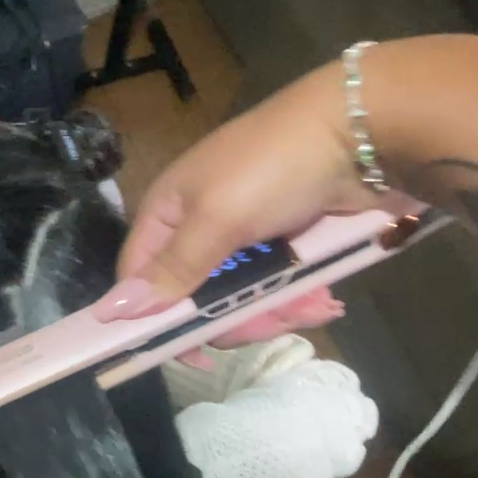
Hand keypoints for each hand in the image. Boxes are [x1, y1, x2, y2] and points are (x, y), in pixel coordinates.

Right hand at [95, 66, 381, 320]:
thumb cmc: (275, 167)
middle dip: (230, 317)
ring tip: (315, 309)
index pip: (139, 277)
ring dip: (271, 312)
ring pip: (237, 299)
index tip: (186, 350)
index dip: (152, 317)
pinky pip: (274, 288)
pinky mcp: (282, 243)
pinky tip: (323, 302)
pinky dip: (296, 300)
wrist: (368, 128)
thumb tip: (110, 311)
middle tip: (268, 325)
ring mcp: (242, 237)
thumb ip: (169, 271)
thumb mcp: (216, 220)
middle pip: (192, 298)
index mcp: (167, 213)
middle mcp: (197, 228)